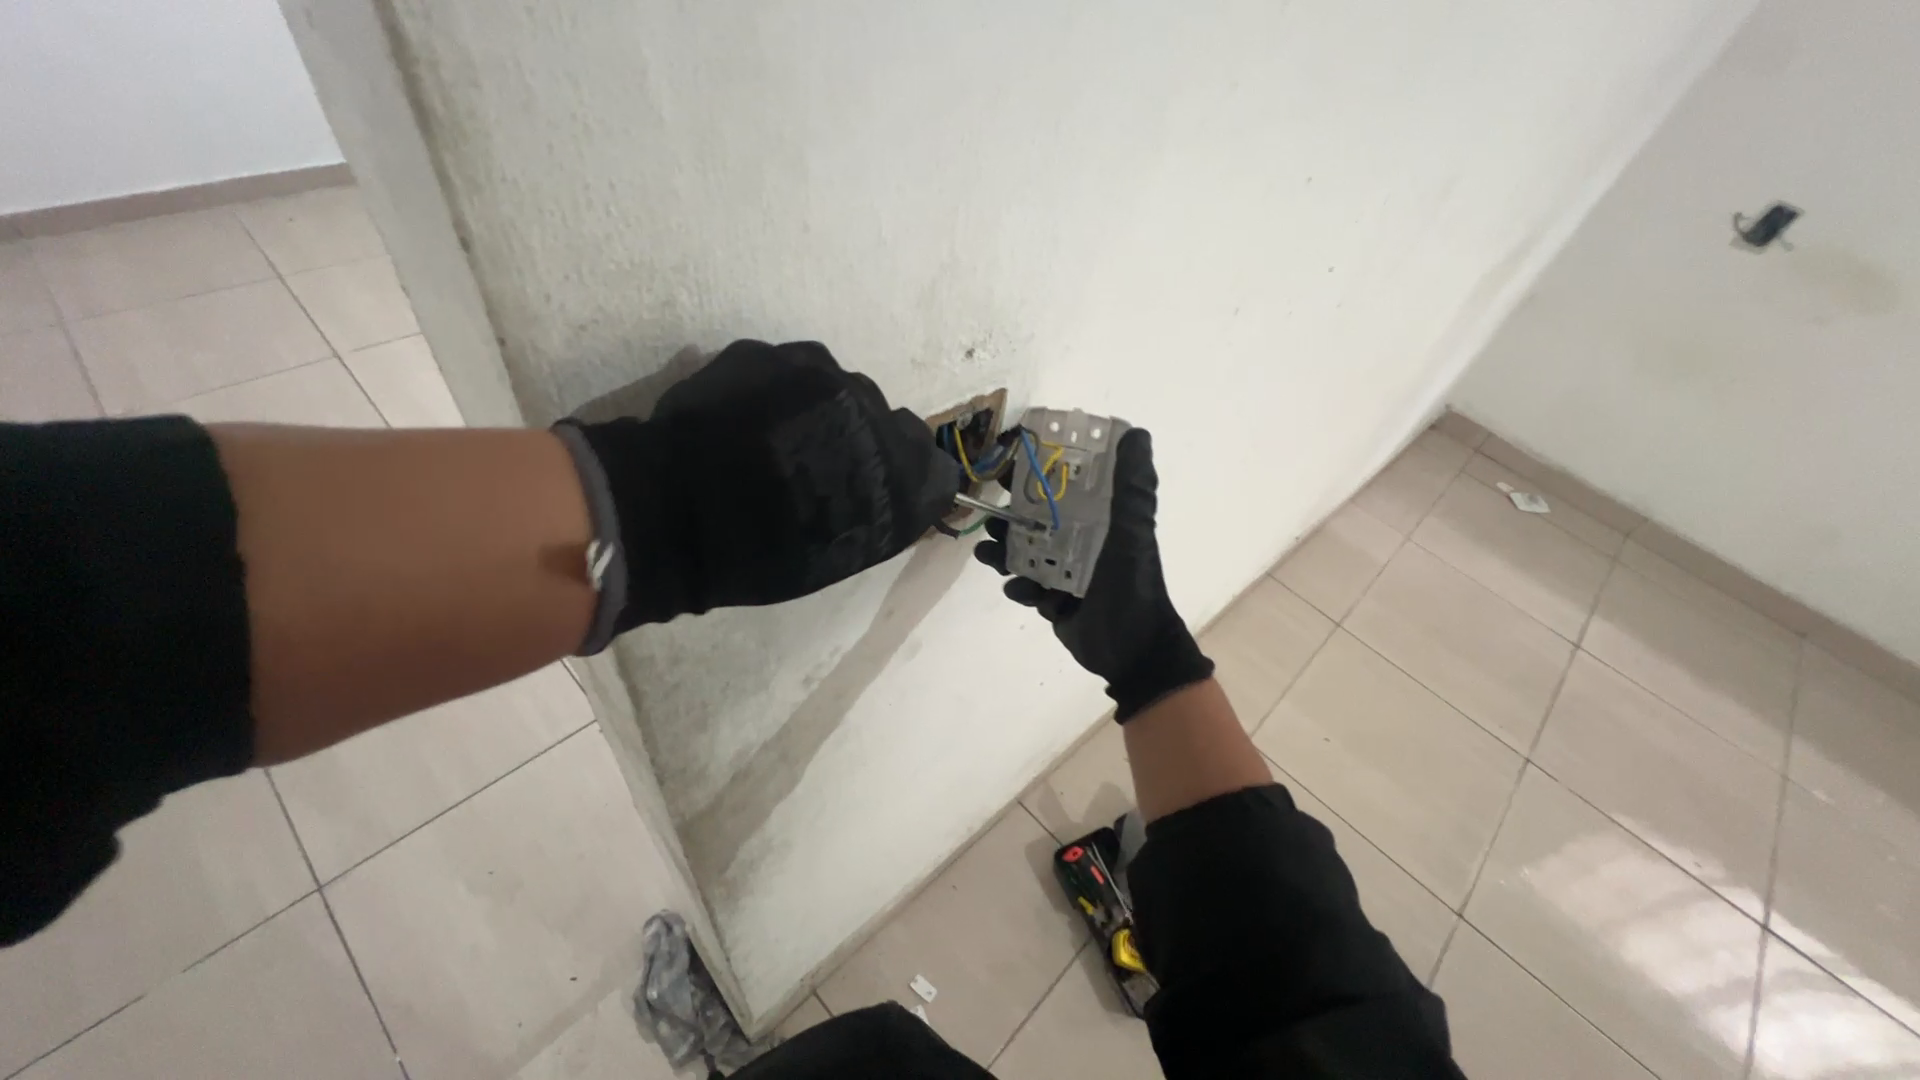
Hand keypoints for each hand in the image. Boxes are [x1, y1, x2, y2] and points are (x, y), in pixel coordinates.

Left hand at [564, 340, 959, 628]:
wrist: (672, 514)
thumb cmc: (759, 555)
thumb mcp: (838, 553)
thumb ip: (875, 513)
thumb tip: (878, 487)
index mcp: (897, 471)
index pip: (928, 462)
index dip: (901, 470)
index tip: (873, 482)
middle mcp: (873, 413)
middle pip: (879, 413)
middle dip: (854, 432)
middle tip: (811, 460)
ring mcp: (819, 374)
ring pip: (834, 383)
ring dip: (816, 405)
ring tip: (770, 434)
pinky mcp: (768, 352)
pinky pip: (785, 368)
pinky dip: (772, 389)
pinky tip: (740, 418)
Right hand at [973, 429, 1212, 720]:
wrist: (1133, 651)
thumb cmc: (1132, 586)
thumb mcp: (1133, 532)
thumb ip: (1133, 487)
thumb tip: (1136, 432)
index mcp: (1100, 521)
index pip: (1064, 489)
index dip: (1037, 477)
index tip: (1010, 467)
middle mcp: (1082, 543)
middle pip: (1036, 522)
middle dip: (1011, 518)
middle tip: (990, 516)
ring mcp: (1066, 574)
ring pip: (1025, 555)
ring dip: (1004, 553)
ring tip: (986, 553)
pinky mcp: (1054, 602)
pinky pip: (1028, 589)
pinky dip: (1019, 588)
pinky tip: (1017, 590)